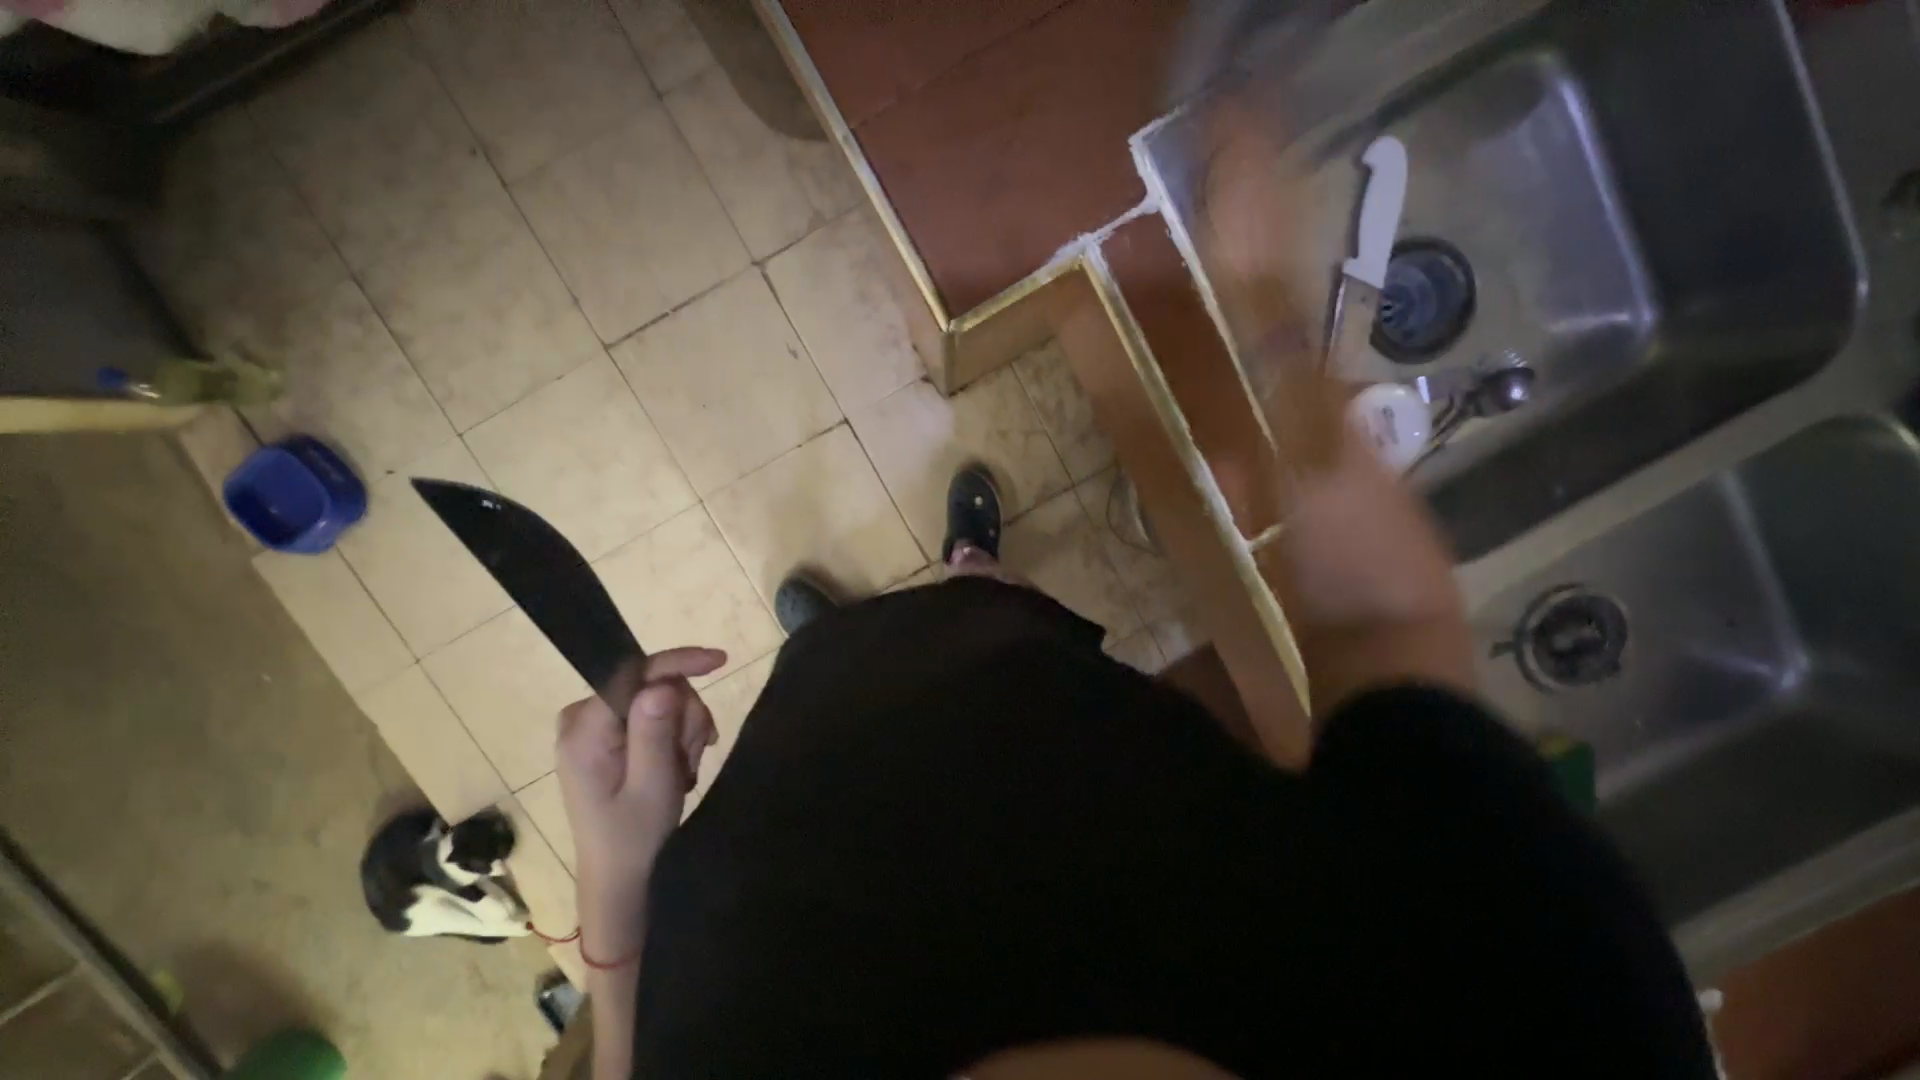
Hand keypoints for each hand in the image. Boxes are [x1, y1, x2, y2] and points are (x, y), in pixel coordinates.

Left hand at [554, 647, 725, 953]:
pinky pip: (657, 710)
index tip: (720, 661)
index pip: (632, 673)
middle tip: (690, 757)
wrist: (622, 877)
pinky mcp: (610, 733)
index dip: (676, 663)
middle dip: (683, 715)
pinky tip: (678, 764)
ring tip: (682, 769)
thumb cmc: (636, 838)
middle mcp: (583, 717)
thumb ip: (654, 734)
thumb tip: (661, 684)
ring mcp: (596, 724)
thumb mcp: (652, 788)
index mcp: (584, 730)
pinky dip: (678, 734)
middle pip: (653, 683)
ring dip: (684, 729)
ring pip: (662, 696)